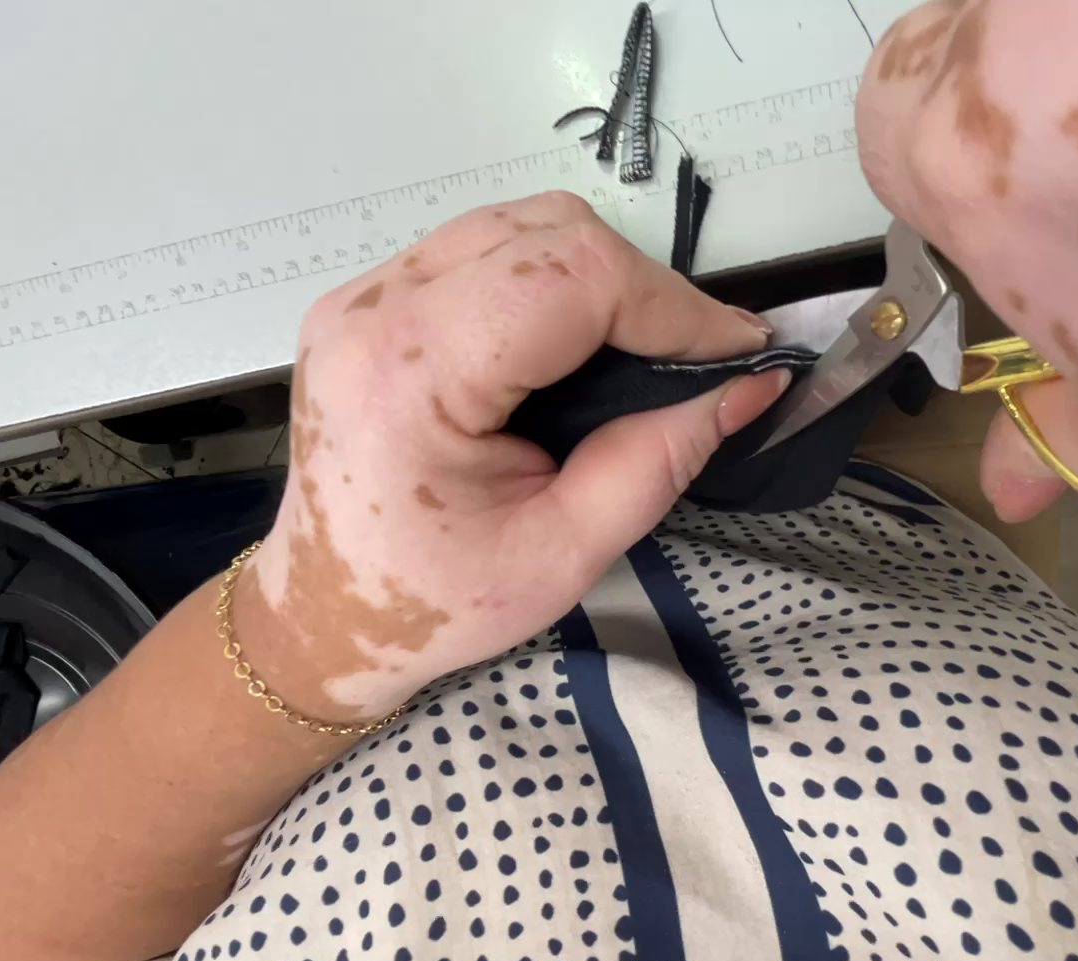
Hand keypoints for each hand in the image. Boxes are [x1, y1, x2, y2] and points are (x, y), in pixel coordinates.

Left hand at [237, 193, 785, 721]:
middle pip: (546, 231)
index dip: (673, 305)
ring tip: (637, 355)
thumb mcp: (565, 553)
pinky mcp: (370, 304)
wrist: (329, 615)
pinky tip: (569, 350)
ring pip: (517, 229)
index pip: (570, 275)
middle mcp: (374, 309)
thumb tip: (748, 385)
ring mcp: (362, 296)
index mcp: (411, 375)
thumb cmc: (437, 603)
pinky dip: (548, 287)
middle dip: (641, 289)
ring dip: (597, 281)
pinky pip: (483, 254)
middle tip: (688, 361)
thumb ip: (660, 461)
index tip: (737, 353)